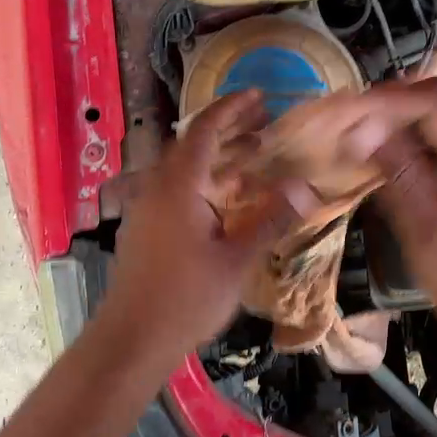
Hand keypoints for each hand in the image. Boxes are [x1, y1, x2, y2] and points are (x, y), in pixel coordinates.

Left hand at [100, 90, 305, 358]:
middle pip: (192, 143)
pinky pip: (174, 186)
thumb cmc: (186, 298)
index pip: (205, 129)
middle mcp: (157, 186)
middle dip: (227, 129)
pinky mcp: (142, 226)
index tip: (259, 97)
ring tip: (251, 157)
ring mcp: (145, 206)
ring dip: (215, 155)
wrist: (131, 339)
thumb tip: (305, 187)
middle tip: (262, 124)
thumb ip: (269, 219)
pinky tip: (223, 199)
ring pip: (182, 166)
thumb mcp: (236, 260)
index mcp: (178, 184)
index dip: (232, 109)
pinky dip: (202, 178)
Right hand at [364, 75, 436, 346]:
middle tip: (358, 112)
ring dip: (411, 106)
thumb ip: (399, 173)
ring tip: (372, 123)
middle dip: (399, 95)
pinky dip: (425, 123)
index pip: (436, 102)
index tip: (348, 111)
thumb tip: (363, 129)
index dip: (387, 102)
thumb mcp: (431, 233)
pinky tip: (400, 140)